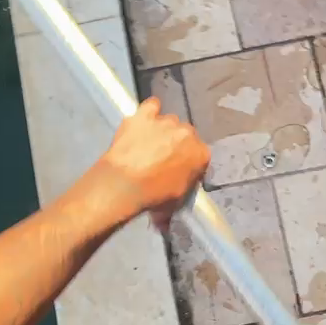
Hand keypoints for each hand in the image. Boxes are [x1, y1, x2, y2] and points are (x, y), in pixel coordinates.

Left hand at [87, 98, 209, 227]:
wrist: (125, 184)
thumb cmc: (154, 197)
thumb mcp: (176, 201)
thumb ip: (179, 194)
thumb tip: (167, 219)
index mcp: (201, 154)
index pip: (199, 154)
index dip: (188, 161)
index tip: (178, 168)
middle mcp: (188, 133)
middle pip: (185, 135)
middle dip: (176, 144)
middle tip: (162, 157)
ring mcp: (166, 121)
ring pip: (168, 121)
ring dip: (161, 130)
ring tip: (147, 143)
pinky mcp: (144, 114)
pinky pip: (151, 106)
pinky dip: (148, 112)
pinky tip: (142, 121)